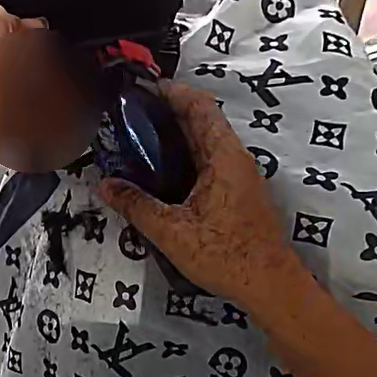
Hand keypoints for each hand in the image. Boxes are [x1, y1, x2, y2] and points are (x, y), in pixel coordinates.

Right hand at [96, 83, 313, 313]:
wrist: (270, 286)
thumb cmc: (227, 256)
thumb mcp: (172, 232)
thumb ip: (136, 206)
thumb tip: (105, 185)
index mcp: (224, 156)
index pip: (199, 105)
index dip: (171, 91)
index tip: (142, 90)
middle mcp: (236, 159)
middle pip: (203, 120)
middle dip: (169, 113)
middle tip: (132, 117)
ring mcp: (241, 176)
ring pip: (208, 141)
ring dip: (179, 136)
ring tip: (142, 142)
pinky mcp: (241, 193)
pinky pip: (212, 161)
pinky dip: (188, 157)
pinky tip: (165, 174)